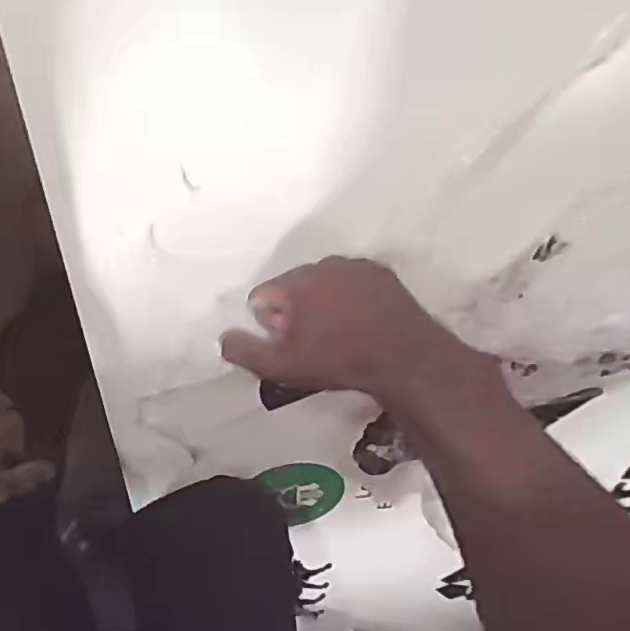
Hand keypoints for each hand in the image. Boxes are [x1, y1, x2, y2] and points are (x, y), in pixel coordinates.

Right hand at [219, 257, 497, 402]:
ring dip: (320, 304)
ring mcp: (356, 265)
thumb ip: (243, 350)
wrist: (406, 360)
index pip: (260, 297)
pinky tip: (360, 323)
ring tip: (338, 334)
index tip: (290, 345)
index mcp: (295, 282)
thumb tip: (223, 337)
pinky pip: (349, 282)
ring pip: (320, 283)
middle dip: (293, 312)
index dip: (269, 326)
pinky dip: (348, 299)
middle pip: (290, 287)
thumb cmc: (338, 361)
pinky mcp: (382, 273)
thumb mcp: (281, 366)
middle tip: (313, 343)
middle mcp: (323, 264)